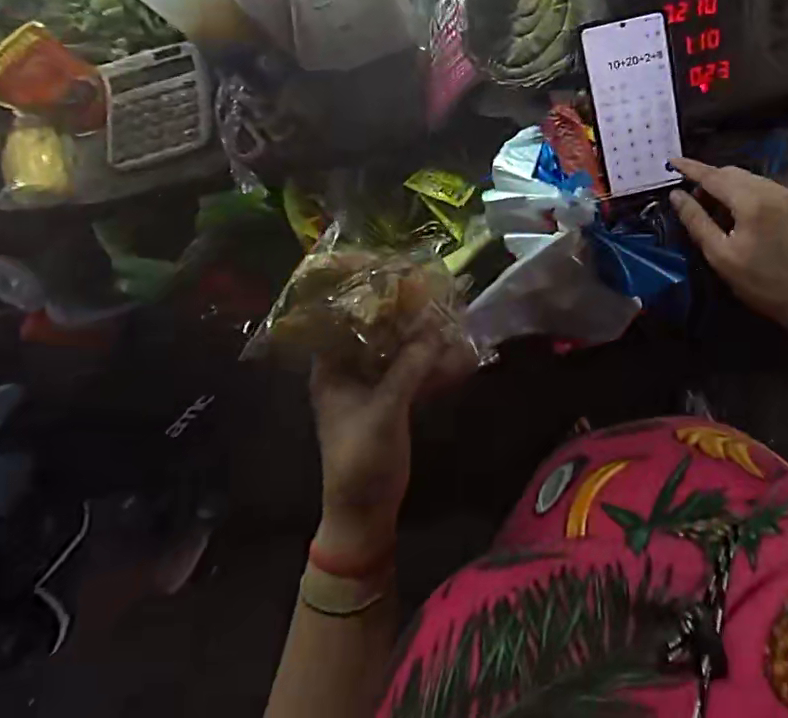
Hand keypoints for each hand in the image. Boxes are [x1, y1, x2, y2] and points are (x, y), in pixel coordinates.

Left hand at [308, 314, 454, 562]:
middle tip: (431, 291)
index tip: (393, 274)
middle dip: (403, 314)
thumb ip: (409, 369)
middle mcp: (349, 369)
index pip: (342, 319)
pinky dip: (431, 362)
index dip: (365, 296)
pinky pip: (412, 371)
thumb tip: (435, 330)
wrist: (365, 512)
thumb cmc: (360, 461)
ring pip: (396, 349)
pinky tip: (456, 350)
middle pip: (375, 330)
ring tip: (449, 315)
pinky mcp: (392, 398)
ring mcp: (372, 384)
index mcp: (331, 368)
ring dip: (421, 337)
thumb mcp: (384, 413)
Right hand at [669, 157, 787, 327]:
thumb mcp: (721, 256)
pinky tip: (745, 217)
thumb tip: (677, 195)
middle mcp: (774, 190)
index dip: (690, 168)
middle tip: (694, 203)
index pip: (713, 176)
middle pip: (732, 173)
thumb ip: (696, 221)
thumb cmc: (764, 284)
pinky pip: (767, 189)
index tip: (671, 162)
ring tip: (719, 214)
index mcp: (752, 201)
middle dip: (709, 181)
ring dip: (729, 188)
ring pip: (750, 179)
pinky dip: (748, 194)